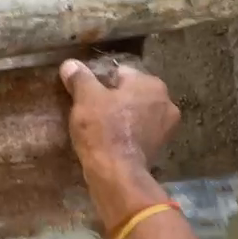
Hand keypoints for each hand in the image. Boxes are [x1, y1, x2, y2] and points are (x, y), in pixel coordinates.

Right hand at [58, 58, 181, 189]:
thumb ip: (79, 78)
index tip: (87, 97)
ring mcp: (167, 129)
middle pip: (132, 95)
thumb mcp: (86, 98)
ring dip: (123, 119)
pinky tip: (113, 143)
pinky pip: (139, 135)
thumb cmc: (103, 130)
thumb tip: (70, 64)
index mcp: (151, 83)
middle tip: (93, 114)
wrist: (117, 174)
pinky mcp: (160, 150)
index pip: (121, 74)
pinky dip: (128, 137)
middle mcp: (166, 102)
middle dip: (115, 101)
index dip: (101, 83)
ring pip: (137, 116)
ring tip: (102, 130)